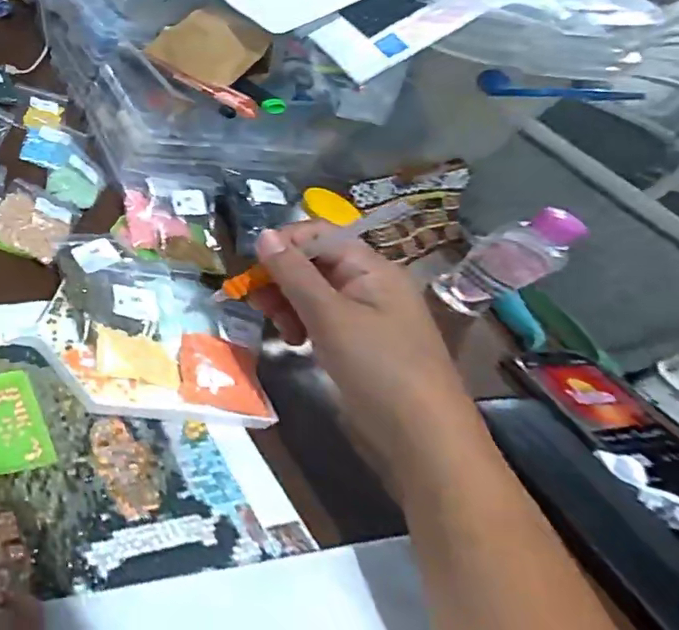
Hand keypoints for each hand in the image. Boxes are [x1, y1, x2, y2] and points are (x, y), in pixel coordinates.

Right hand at [248, 222, 483, 484]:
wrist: (424, 444)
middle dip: (279, 276)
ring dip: (285, 302)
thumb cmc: (379, 369)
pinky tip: (292, 341)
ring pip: (310, 291)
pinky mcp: (356, 344)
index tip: (254, 265)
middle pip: (312, 262)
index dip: (284, 243)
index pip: (319, 234)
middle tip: (256, 300)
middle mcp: (369, 286)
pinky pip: (318, 318)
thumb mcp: (329, 316)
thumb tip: (263, 233)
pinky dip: (299, 323)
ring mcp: (364, 317)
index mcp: (372, 270)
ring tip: (275, 325)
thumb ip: (292, 272)